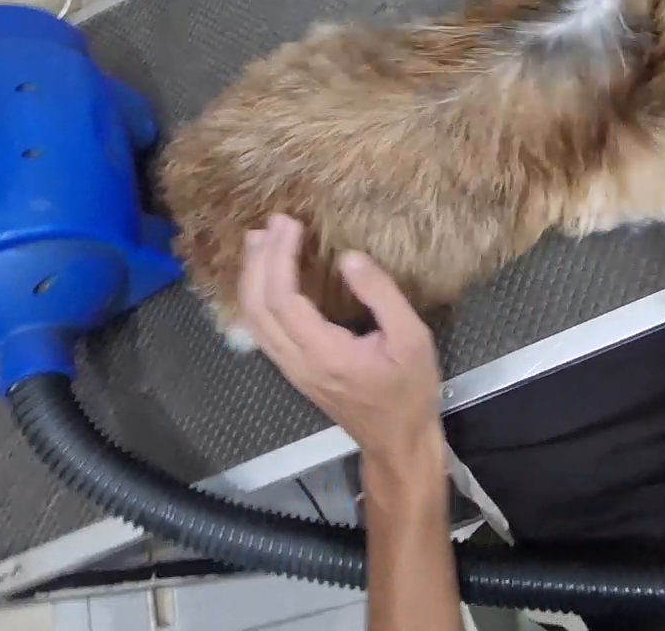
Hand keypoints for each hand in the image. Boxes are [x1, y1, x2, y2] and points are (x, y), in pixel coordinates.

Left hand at [238, 215, 445, 472]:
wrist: (398, 441)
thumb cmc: (410, 389)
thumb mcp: (412, 338)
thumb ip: (380, 295)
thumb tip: (348, 258)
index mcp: (323, 353)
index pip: (283, 299)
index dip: (280, 257)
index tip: (290, 223)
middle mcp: (297, 362)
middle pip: (258, 307)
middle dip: (260, 260)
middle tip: (272, 223)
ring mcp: (292, 369)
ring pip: (255, 320)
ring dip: (253, 277)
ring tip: (260, 241)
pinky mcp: (295, 370)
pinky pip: (263, 329)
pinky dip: (258, 297)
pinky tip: (266, 277)